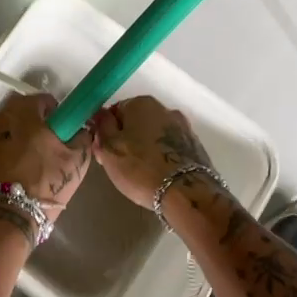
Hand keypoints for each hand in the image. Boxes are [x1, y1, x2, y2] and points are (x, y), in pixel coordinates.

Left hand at [0, 93, 89, 223]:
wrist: (3, 221)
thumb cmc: (43, 185)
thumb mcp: (76, 162)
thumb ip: (82, 137)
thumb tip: (81, 130)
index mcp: (21, 112)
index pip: (43, 102)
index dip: (55, 116)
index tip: (60, 134)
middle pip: (18, 115)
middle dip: (31, 127)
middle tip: (44, 151)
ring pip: (1, 133)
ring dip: (11, 142)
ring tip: (23, 167)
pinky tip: (6, 176)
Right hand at [91, 95, 213, 207]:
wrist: (186, 193)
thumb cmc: (140, 168)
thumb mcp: (109, 148)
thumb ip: (102, 127)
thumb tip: (101, 114)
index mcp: (142, 103)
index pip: (115, 112)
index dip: (105, 132)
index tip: (104, 152)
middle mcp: (165, 109)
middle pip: (137, 123)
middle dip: (126, 140)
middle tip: (119, 165)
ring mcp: (183, 127)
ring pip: (154, 136)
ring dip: (145, 148)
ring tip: (140, 173)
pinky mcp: (195, 146)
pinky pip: (170, 148)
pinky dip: (162, 157)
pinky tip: (158, 175)